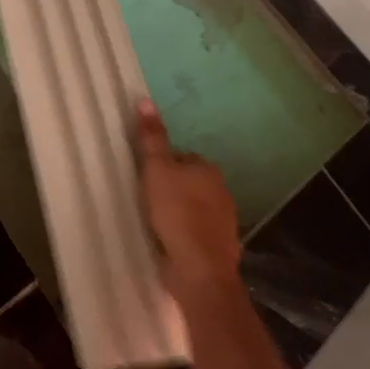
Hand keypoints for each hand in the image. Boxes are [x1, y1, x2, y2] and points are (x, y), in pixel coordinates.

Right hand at [135, 98, 241, 302]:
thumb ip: (151, 137)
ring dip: (180, 213)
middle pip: (189, 182)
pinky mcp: (221, 247)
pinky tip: (170, 242)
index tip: (145, 178)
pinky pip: (198, 232)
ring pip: (195, 208)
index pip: (181, 158)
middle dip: (172, 189)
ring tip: (155, 222)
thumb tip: (145, 99)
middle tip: (147, 199)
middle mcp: (222, 191)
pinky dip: (186, 234)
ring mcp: (225, 221)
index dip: (162, 166)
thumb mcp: (156, 169)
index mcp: (208, 169)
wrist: (199, 269)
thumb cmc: (175, 212)